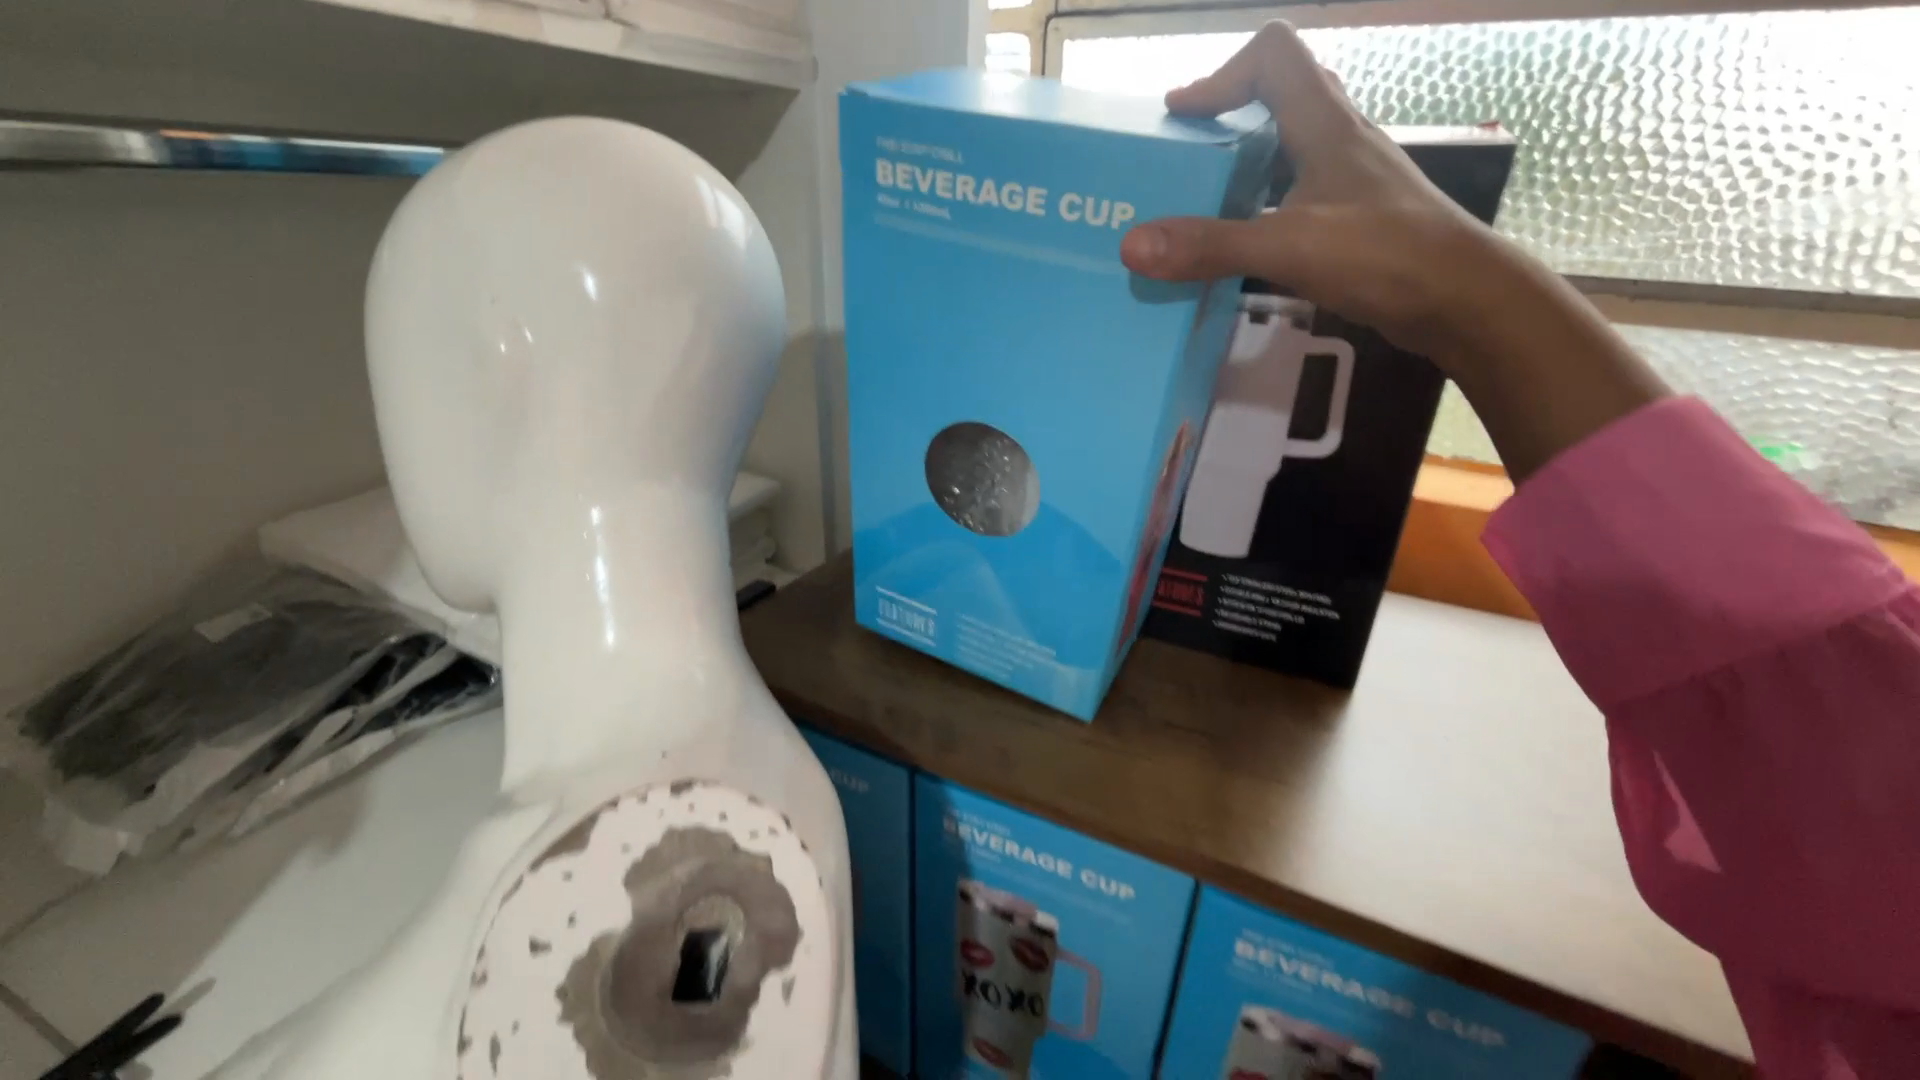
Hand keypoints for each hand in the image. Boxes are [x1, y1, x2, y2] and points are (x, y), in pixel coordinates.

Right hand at [1119, 21, 1501, 360]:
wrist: (1461, 299)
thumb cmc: (1383, 254)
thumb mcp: (1287, 246)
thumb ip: (1210, 245)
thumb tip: (1130, 245)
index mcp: (1326, 124)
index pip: (1273, 56)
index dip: (1220, 75)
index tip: (1180, 113)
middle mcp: (1341, 141)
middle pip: (1283, 96)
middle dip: (1229, 116)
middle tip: (1189, 153)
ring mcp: (1352, 181)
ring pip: (1292, 150)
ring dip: (1248, 165)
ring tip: (1205, 202)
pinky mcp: (1357, 220)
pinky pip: (1300, 195)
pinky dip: (1266, 208)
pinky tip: (1246, 246)